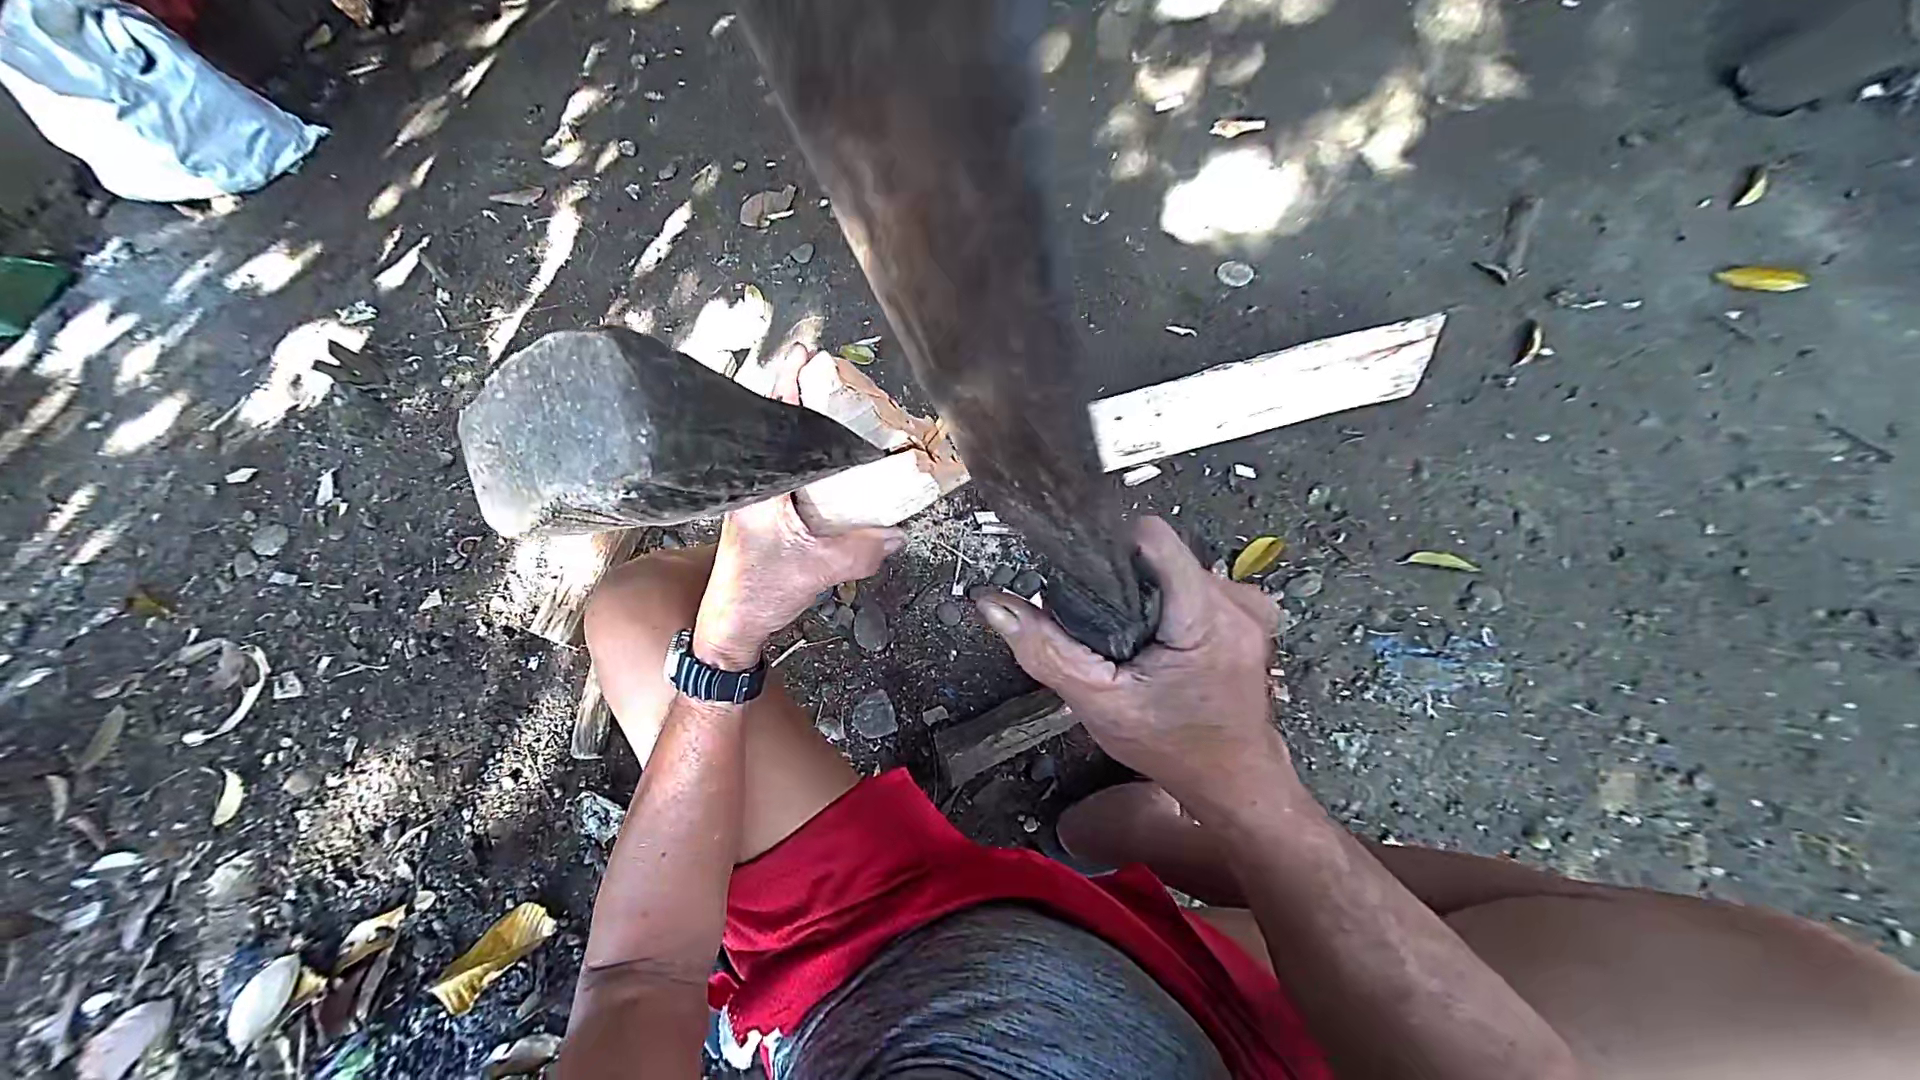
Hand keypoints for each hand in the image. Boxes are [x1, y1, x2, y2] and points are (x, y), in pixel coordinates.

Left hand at [693, 345, 904, 668]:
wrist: (735, 623)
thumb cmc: (757, 593)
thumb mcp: (818, 568)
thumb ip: (863, 549)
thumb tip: (898, 532)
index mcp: (756, 485)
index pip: (770, 418)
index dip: (788, 381)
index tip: (804, 352)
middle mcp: (752, 483)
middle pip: (780, 427)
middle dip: (808, 401)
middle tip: (839, 383)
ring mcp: (757, 497)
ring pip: (786, 452)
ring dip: (812, 434)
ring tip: (844, 417)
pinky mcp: (767, 512)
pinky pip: (793, 475)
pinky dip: (815, 465)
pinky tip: (838, 469)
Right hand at [973, 517, 1293, 811]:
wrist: (1232, 779)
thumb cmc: (1173, 747)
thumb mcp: (1097, 702)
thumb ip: (1044, 649)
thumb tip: (996, 605)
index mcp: (1206, 617)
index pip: (1152, 538)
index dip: (1110, 549)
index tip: (1089, 578)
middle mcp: (1237, 602)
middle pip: (1160, 554)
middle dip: (1127, 582)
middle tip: (1111, 628)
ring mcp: (1250, 606)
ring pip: (1176, 568)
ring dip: (1149, 594)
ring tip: (1136, 638)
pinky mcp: (1249, 614)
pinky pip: (1195, 584)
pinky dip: (1170, 604)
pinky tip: (1162, 640)